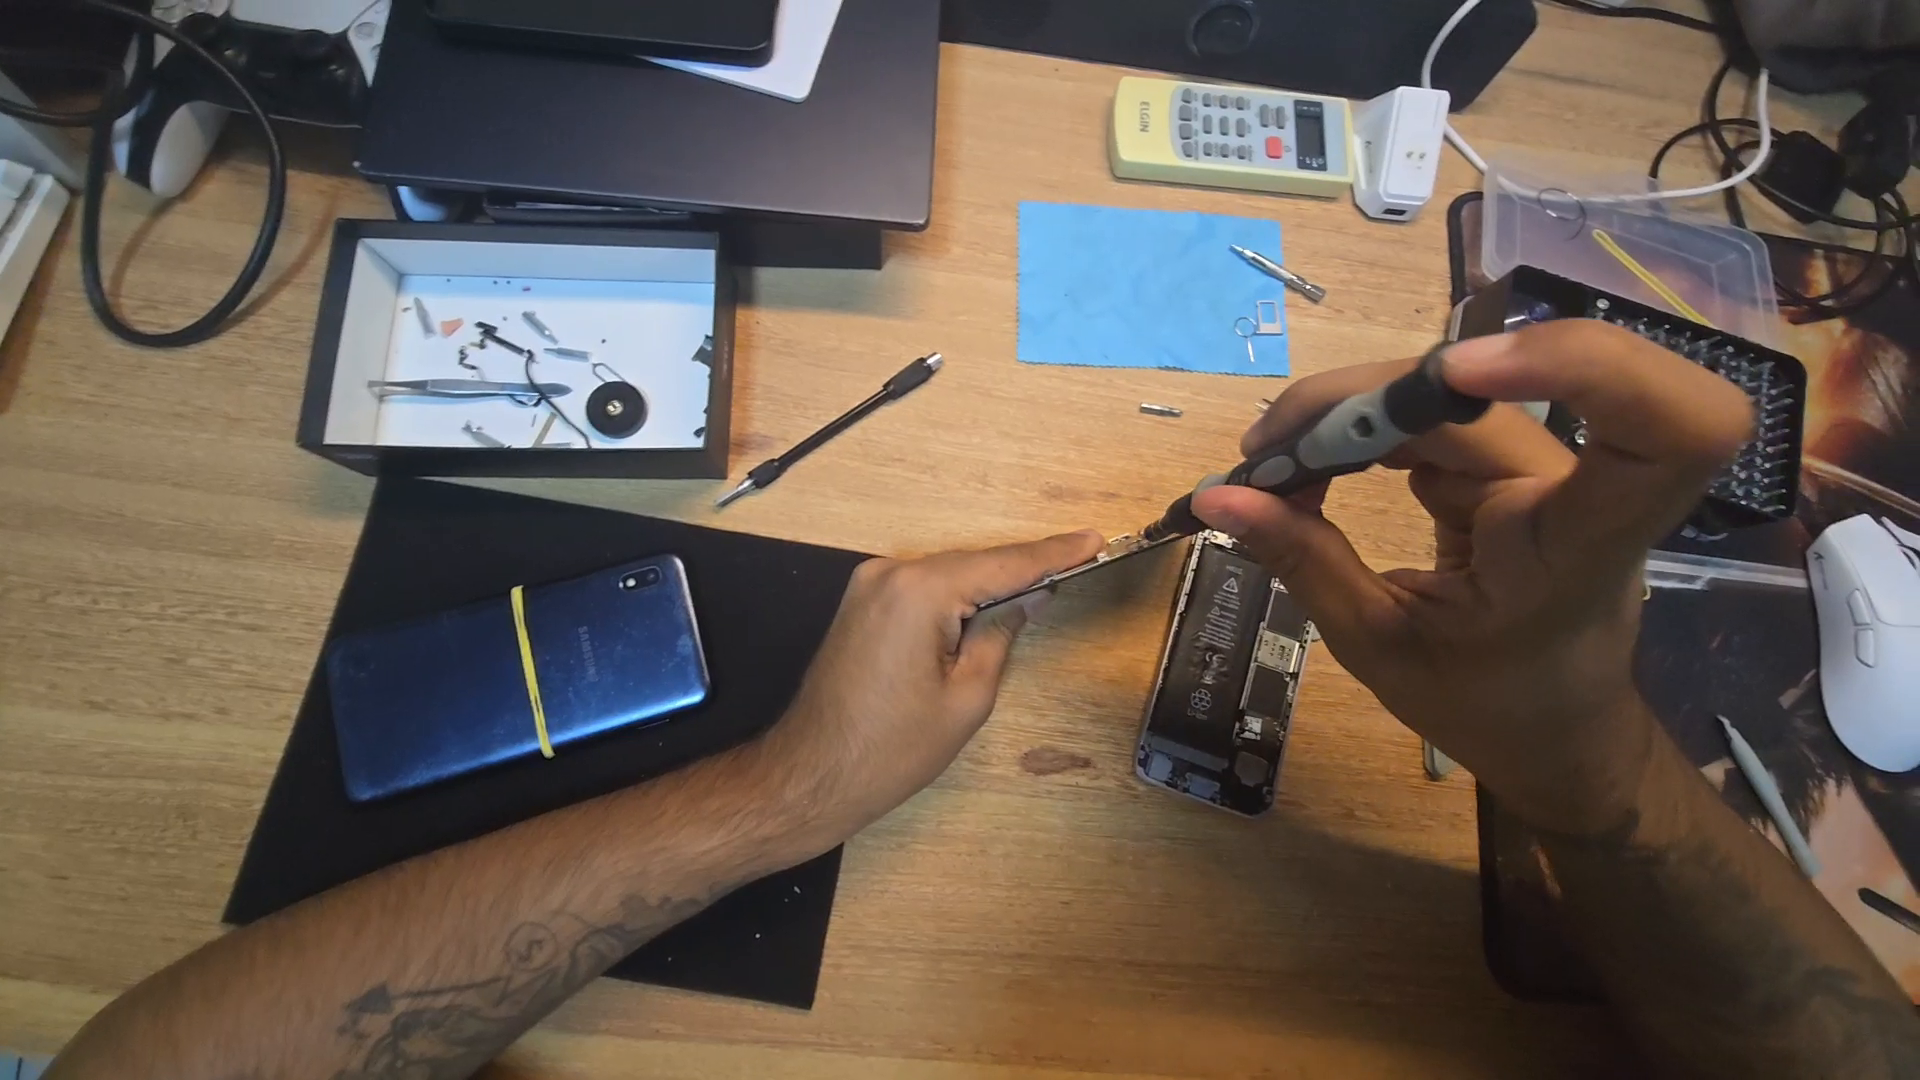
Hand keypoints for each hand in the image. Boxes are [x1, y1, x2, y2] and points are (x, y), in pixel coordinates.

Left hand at [754, 530, 1104, 848]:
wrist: (812, 773)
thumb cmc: (893, 748)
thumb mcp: (967, 697)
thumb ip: (1001, 633)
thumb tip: (1028, 597)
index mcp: (919, 590)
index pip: (1002, 564)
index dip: (1053, 553)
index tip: (1094, 539)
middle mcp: (890, 572)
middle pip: (973, 564)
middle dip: (1023, 570)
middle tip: (1079, 562)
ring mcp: (869, 583)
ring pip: (948, 575)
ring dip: (989, 585)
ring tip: (1042, 586)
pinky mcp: (861, 600)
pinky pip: (923, 588)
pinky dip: (956, 595)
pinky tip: (987, 605)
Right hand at [1191, 321, 1753, 834]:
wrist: (1551, 733)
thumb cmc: (1481, 705)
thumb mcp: (1374, 642)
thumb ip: (1301, 560)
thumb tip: (1213, 496)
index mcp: (1571, 551)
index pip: (1662, 430)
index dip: (1578, 367)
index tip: (1449, 373)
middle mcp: (1568, 491)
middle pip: (1471, 400)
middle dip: (1349, 407)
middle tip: (1258, 456)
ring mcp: (1536, 474)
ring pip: (1437, 400)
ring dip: (1339, 418)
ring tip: (1266, 467)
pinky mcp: (1503, 471)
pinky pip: (1423, 424)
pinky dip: (1352, 437)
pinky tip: (1303, 470)